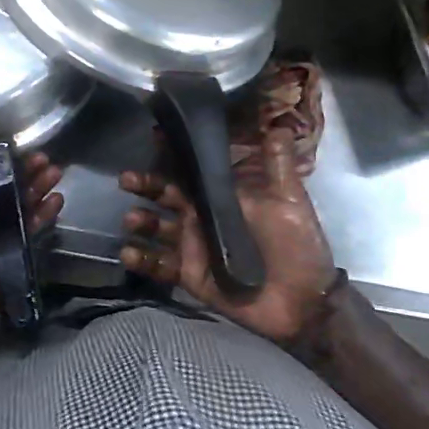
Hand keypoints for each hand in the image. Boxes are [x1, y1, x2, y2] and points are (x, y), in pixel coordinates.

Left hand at [0, 140, 64, 354]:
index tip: (12, 142)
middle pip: (3, 186)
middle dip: (22, 170)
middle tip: (42, 156)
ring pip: (19, 203)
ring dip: (36, 187)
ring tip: (54, 171)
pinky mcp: (8, 253)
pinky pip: (29, 230)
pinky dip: (43, 215)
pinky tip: (56, 201)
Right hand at [119, 128, 334, 343]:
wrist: (303, 302)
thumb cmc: (296, 245)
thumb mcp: (289, 201)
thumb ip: (278, 166)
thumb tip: (279, 126)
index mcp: (222, 198)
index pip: (191, 172)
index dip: (171, 156)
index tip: (154, 137)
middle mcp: (202, 218)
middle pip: (166, 197)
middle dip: (145, 186)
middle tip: (126, 179)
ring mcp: (193, 247)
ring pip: (158, 229)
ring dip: (142, 222)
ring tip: (132, 219)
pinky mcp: (189, 275)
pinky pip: (160, 266)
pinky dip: (142, 259)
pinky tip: (128, 253)